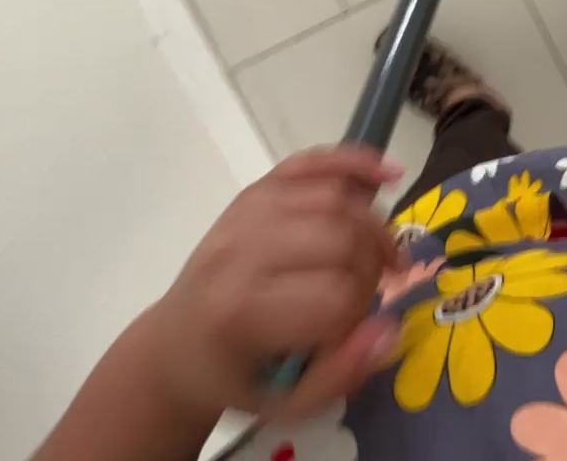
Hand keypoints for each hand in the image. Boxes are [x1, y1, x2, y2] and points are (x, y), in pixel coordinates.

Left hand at [138, 148, 403, 420]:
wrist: (178, 342)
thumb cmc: (235, 374)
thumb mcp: (283, 404)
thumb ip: (340, 374)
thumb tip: (389, 328)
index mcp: (244, 310)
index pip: (337, 294)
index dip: (362, 310)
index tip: (357, 326)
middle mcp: (242, 250)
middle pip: (341, 236)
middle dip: (373, 263)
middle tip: (378, 286)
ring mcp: (246, 211)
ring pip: (334, 196)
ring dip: (372, 223)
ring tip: (381, 251)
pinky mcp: (254, 188)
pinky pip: (311, 161)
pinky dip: (353, 163)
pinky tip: (386, 175)